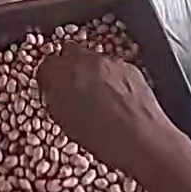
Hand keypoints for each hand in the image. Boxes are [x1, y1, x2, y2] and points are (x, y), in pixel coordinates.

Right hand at [37, 45, 182, 183]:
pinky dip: (109, 75)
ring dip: (89, 70)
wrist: (144, 139)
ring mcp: (108, 61)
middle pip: (68, 52)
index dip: (48, 77)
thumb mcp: (68, 124)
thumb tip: (52, 91)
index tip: (51, 87)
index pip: (46, 65)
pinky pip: (112, 65)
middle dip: (68, 66)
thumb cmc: (104, 139)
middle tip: (71, 86)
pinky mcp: (127, 65)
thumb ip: (56, 100)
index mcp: (63, 77)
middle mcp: (84, 62)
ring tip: (96, 95)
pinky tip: (115, 96)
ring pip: (91, 57)